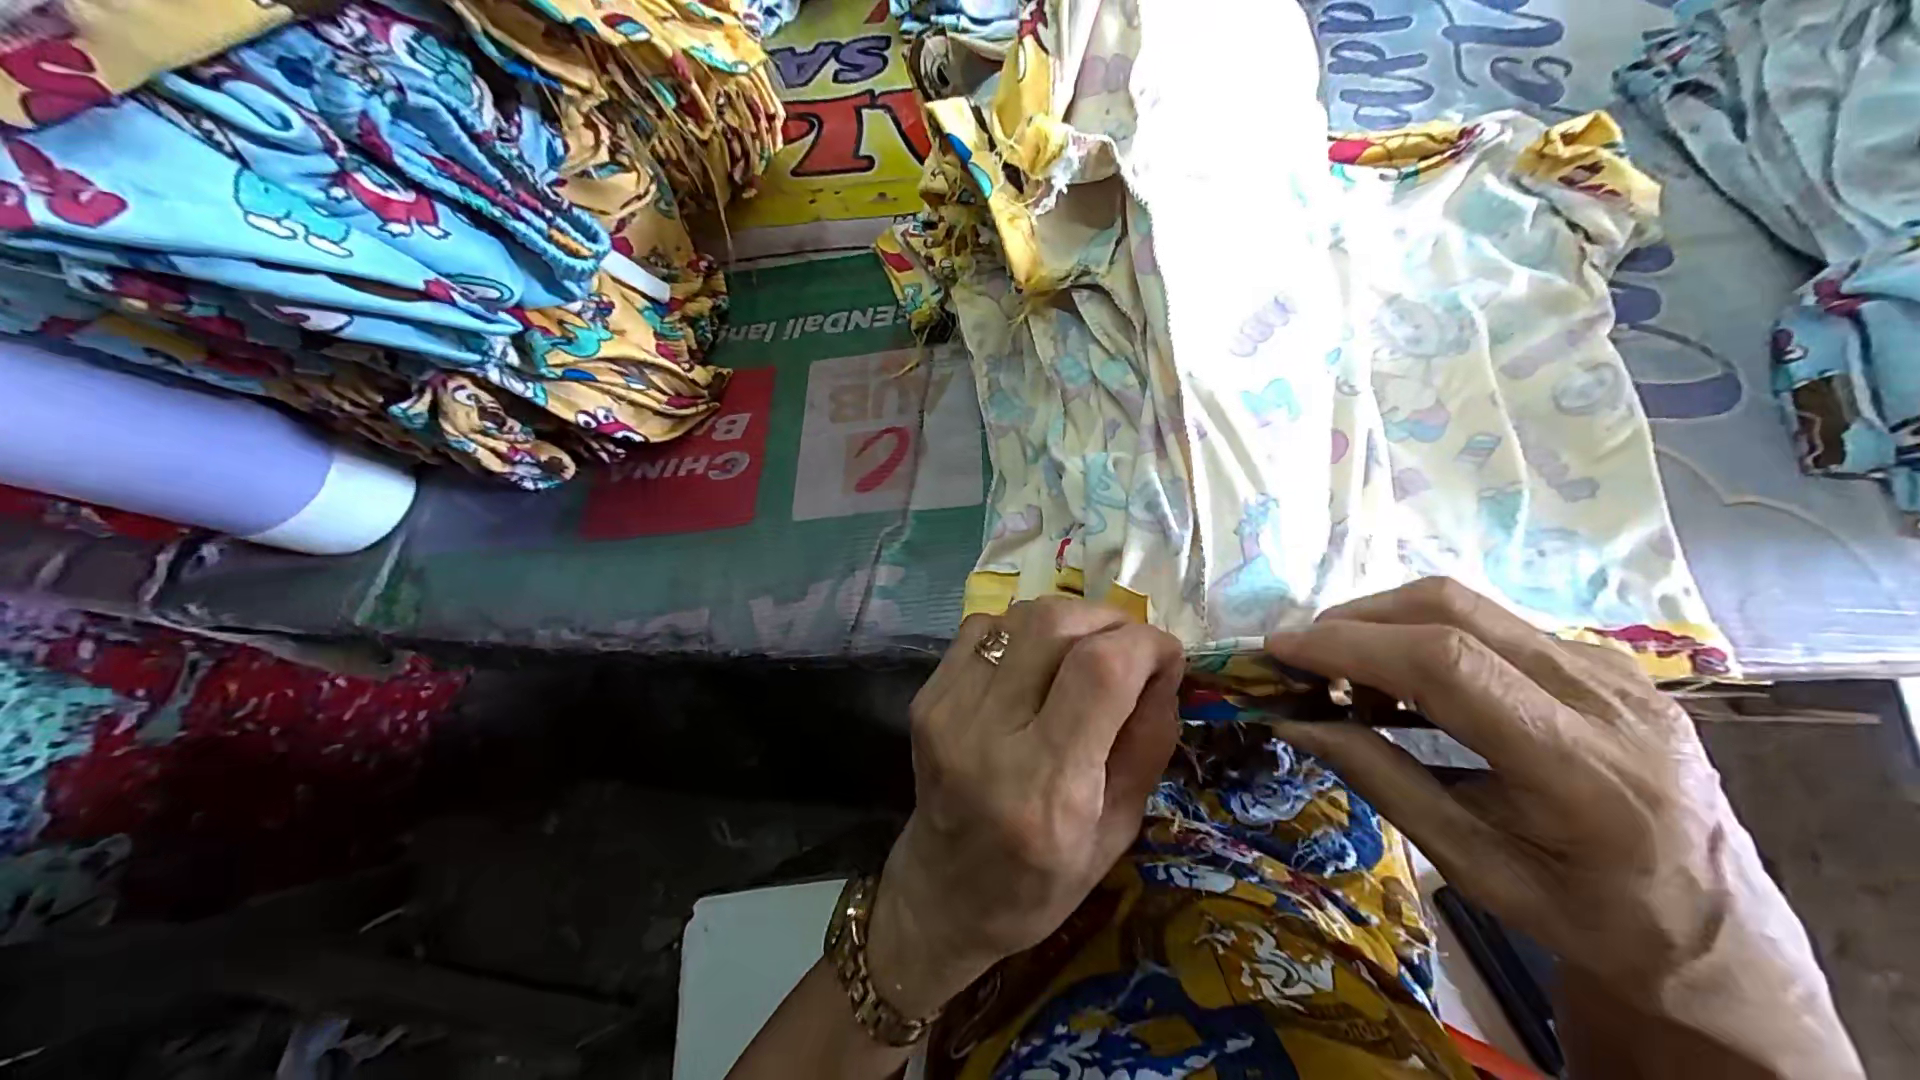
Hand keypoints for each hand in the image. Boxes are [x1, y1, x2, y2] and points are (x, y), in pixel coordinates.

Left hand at [867, 598, 1183, 1018]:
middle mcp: (987, 738)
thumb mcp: (1119, 829)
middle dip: (1109, 622)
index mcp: (1045, 787)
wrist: (944, 895)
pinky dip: (1023, 633)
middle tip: (1129, 648)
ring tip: (1085, 653)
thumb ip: (1149, 740)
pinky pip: (983, 628)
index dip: (1146, 644)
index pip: (1100, 672)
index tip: (1167, 657)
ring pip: (1019, 617)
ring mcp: (946, 711)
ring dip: (1068, 623)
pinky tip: (1034, 665)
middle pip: (1054, 625)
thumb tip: (1163, 664)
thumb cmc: (1042, 881)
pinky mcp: (926, 697)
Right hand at [1264, 578, 1861, 1076]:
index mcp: (1584, 770)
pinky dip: (1425, 632)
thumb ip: (1382, 781)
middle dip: (1357, 619)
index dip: (1350, 645)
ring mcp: (1615, 672)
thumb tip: (1293, 721)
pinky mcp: (1607, 663)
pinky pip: (1494, 622)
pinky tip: (1403, 675)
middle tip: (1303, 655)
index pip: (1446, 665)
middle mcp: (1608, 700)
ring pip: (1471, 604)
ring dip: (1385, 620)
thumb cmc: (1589, 917)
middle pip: (1454, 610)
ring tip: (1343, 666)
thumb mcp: (1475, 868)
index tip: (1279, 650)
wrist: (1719, 933)